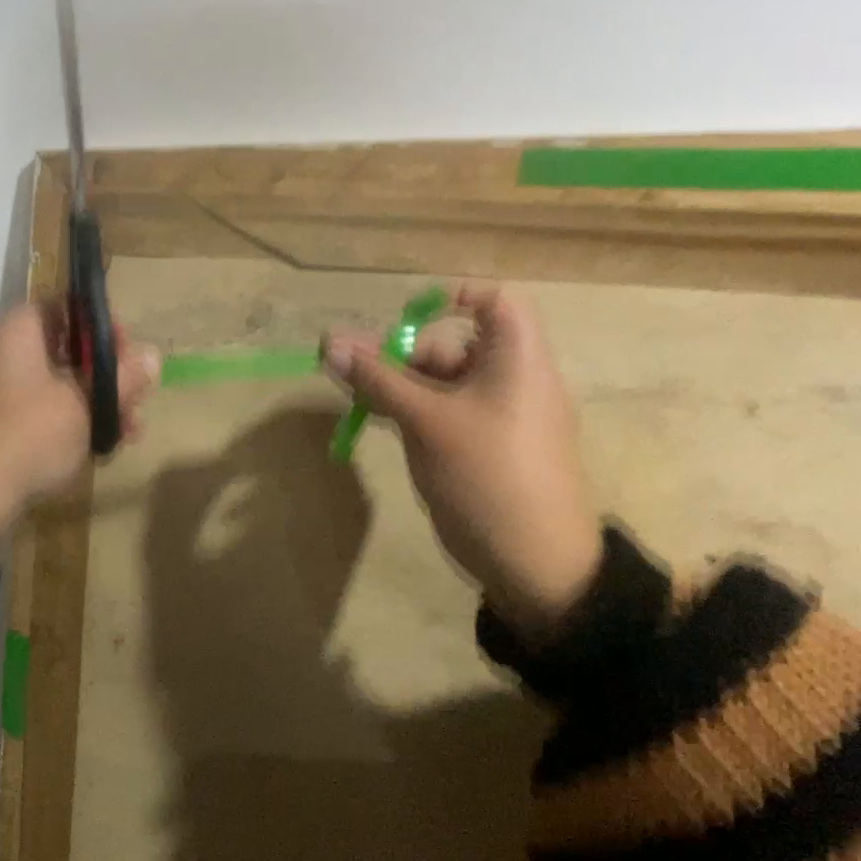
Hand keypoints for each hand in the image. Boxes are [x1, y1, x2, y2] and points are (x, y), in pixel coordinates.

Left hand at [0, 300, 161, 543]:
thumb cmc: (31, 435)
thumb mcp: (86, 404)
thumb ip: (123, 376)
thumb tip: (152, 354)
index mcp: (18, 331)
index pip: (67, 306)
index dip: (103, 325)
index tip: (130, 353)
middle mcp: (4, 350)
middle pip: (68, 348)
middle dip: (108, 373)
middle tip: (139, 398)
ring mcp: (0, 388)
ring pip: (61, 383)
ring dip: (98, 402)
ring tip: (132, 431)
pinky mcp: (1, 421)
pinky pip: (44, 409)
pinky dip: (74, 421)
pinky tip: (105, 446)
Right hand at [323, 285, 602, 637]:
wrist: (533, 563)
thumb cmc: (488, 475)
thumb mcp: (427, 422)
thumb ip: (378, 379)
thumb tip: (328, 341)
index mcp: (517, 361)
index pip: (496, 302)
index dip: (454, 298)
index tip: (406, 315)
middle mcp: (507, 381)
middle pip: (451, 345)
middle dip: (399, 351)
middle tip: (347, 365)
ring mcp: (490, 417)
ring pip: (436, 382)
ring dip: (392, 383)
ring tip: (348, 393)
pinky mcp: (475, 447)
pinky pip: (436, 413)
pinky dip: (403, 410)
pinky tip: (367, 416)